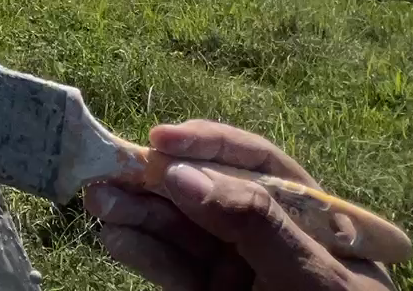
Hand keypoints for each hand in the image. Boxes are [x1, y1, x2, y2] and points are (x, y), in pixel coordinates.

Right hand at [83, 120, 392, 290]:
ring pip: (179, 225)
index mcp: (315, 222)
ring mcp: (237, 268)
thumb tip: (179, 172)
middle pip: (205, 189)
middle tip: (107, 167)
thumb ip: (253, 224)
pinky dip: (140, 251)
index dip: (208, 143)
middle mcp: (271, 237)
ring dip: (136, 210)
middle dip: (155, 178)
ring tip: (97, 202)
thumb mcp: (314, 281)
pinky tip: (114, 239)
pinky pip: (170, 265)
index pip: (258, 164)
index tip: (160, 137)